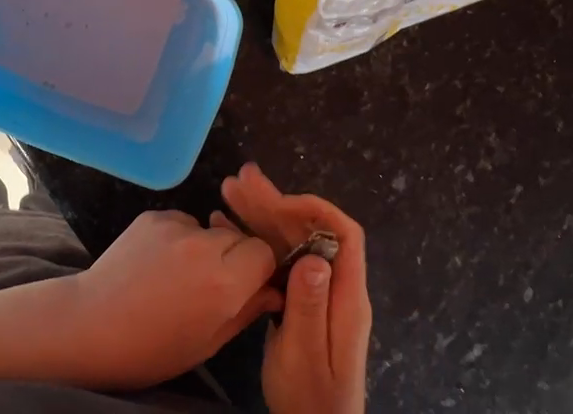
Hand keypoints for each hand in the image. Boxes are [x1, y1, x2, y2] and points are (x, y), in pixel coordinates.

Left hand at [68, 209, 281, 389]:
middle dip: (233, 255)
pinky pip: (181, 222)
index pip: (264, 252)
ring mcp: (175, 225)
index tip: (245, 284)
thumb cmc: (154, 347)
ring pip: (209, 227)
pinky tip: (158, 261)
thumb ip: (247, 310)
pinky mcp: (153, 215)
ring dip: (205, 245)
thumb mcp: (209, 341)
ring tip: (179, 273)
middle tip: (211, 282)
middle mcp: (204, 244)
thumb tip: (274, 291)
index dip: (258, 268)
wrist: (93, 324)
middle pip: (238, 236)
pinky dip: (179, 237)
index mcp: (225, 281)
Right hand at [221, 164, 370, 413]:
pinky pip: (279, 261)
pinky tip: (226, 228)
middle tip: (239, 180)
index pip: (345, 234)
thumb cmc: (312, 397)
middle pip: (310, 230)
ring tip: (228, 191)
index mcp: (346, 297)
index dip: (315, 209)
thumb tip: (314, 258)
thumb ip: (310, 306)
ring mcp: (316, 293)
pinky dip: (255, 241)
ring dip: (261, 215)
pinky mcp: (298, 301)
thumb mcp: (306, 354)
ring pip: (291, 241)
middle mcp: (334, 286)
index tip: (278, 203)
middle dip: (276, 203)